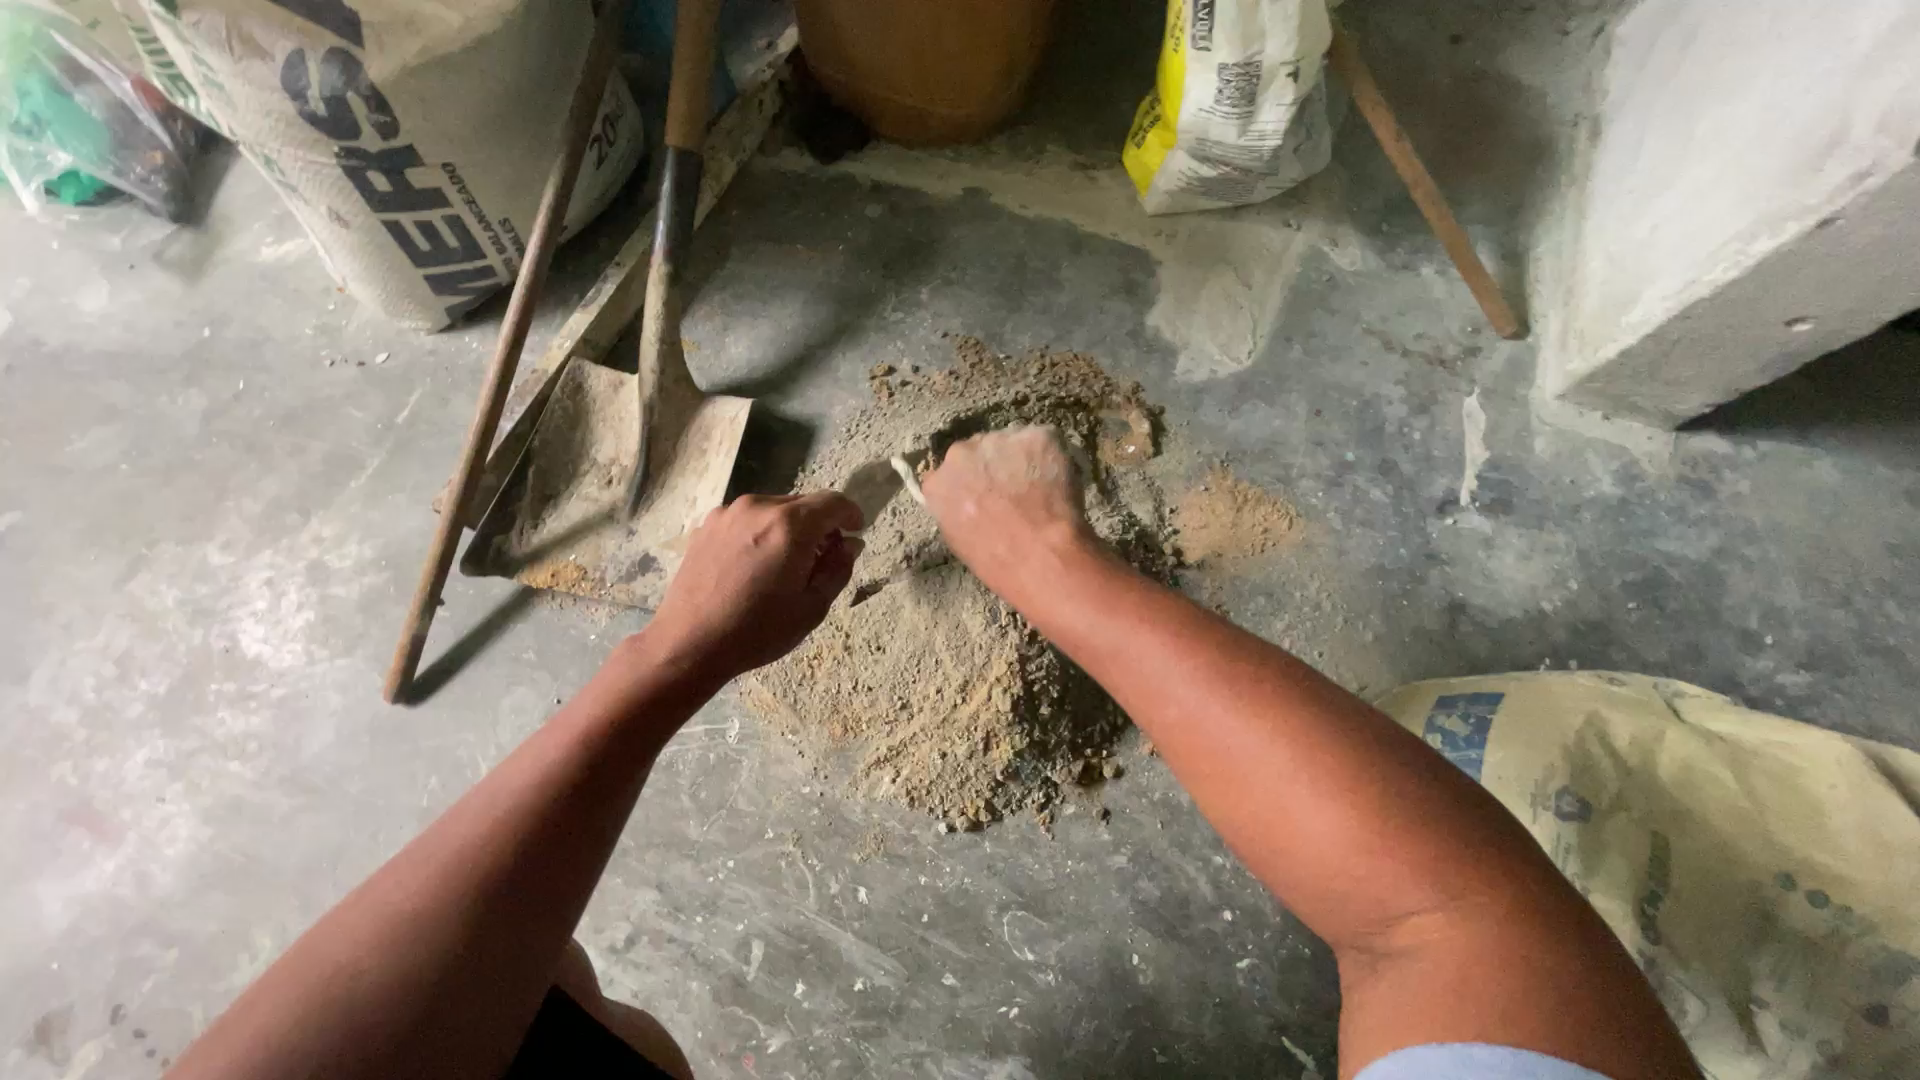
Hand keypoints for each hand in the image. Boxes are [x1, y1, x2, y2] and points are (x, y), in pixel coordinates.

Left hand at [645, 492, 864, 682]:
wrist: (689, 644)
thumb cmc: (757, 632)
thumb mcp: (812, 607)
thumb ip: (837, 569)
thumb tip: (849, 545)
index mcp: (790, 526)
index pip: (833, 502)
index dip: (850, 515)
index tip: (855, 532)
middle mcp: (759, 507)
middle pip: (803, 503)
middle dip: (820, 525)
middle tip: (821, 559)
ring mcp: (728, 513)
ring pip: (775, 509)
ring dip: (790, 528)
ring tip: (785, 565)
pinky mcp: (707, 525)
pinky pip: (748, 518)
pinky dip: (762, 532)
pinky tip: (755, 565)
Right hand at [920, 425, 1097, 597]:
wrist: (1040, 553)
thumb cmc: (997, 559)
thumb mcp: (957, 539)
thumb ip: (954, 507)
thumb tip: (967, 499)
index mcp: (938, 481)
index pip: (950, 473)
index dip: (971, 483)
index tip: (984, 497)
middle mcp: (962, 453)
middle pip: (978, 451)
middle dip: (992, 466)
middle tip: (1014, 492)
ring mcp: (999, 439)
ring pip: (1011, 443)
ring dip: (1020, 459)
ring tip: (1039, 490)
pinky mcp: (1036, 436)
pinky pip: (1043, 441)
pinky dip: (1050, 458)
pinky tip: (1057, 484)